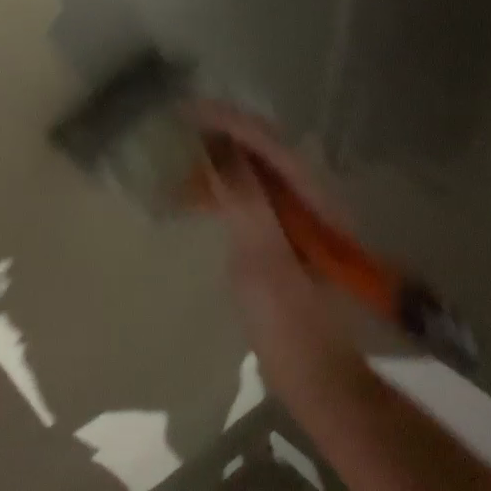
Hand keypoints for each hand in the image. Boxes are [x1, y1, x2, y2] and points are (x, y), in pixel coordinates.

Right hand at [182, 100, 369, 402]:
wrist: (317, 380)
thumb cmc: (292, 323)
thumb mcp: (264, 260)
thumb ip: (245, 200)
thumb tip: (216, 146)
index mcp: (316, 202)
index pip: (270, 144)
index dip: (229, 122)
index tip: (186, 109)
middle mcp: (312, 201)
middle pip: (263, 151)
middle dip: (218, 133)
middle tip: (173, 126)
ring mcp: (298, 221)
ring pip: (253, 172)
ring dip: (214, 159)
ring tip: (175, 156)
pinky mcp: (282, 239)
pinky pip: (247, 196)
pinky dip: (217, 187)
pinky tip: (190, 195)